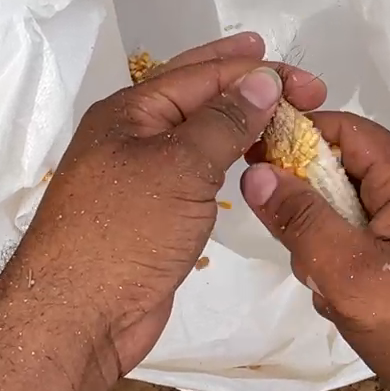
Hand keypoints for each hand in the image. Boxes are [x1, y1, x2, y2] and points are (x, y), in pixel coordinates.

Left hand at [1, 32, 325, 374]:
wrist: (79, 316)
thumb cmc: (125, 231)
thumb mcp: (181, 166)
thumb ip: (224, 121)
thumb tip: (262, 79)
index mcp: (130, 112)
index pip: (203, 75)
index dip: (259, 74)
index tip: (310, 84)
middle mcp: (133, 136)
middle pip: (197, 96)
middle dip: (249, 85)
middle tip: (302, 85)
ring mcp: (142, 177)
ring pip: (198, 136)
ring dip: (240, 123)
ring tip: (280, 114)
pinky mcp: (153, 215)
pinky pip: (197, 174)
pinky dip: (227, 162)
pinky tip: (248, 160)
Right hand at [240, 113, 389, 390]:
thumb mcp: (350, 272)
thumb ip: (301, 220)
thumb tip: (255, 172)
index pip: (343, 128)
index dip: (294, 136)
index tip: (250, 162)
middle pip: (337, 173)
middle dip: (306, 209)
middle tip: (299, 251)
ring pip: (340, 216)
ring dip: (320, 249)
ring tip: (330, 288)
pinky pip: (354, 247)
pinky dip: (338, 270)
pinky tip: (344, 304)